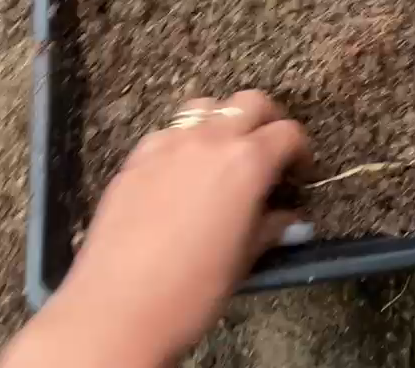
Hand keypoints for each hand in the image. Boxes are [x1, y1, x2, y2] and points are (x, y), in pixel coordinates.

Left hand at [0, 91, 311, 367]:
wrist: (114, 311)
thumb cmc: (190, 292)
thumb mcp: (243, 261)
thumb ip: (269, 228)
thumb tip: (289, 220)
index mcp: (248, 162)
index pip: (288, 133)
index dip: (300, 150)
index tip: (299, 170)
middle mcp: (211, 140)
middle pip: (250, 102)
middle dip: (267, 120)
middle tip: (269, 150)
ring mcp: (170, 143)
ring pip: (206, 106)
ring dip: (222, 120)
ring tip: (223, 151)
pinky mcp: (138, 157)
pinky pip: (168, 132)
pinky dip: (183, 140)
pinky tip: (180, 171)